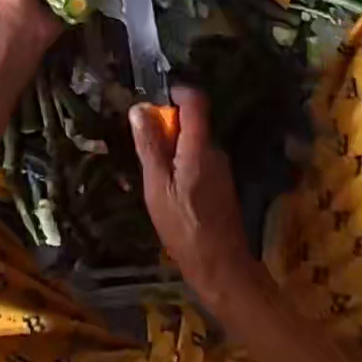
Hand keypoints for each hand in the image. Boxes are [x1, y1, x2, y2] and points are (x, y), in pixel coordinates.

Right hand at [130, 87, 261, 303]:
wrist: (222, 269)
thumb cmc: (184, 228)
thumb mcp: (157, 187)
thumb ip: (149, 146)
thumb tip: (139, 109)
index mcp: (200, 147)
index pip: (196, 101)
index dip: (176, 92)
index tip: (154, 100)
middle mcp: (216, 151)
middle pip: (193, 122)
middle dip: (167, 126)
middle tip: (144, 147)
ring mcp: (221, 169)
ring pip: (194, 143)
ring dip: (173, 148)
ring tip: (153, 174)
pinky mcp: (222, 184)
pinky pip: (200, 160)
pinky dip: (182, 164)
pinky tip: (169, 190)